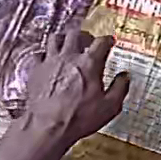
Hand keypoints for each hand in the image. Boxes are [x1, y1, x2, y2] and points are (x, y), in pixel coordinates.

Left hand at [13, 30, 128, 156]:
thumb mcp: (109, 107)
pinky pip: (38, 54)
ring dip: (63, 39)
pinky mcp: (35, 70)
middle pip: (76, 34)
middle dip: (84, 35)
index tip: (110, 41)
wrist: (48, 126)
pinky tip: (47, 60)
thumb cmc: (78, 117)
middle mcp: (69, 57)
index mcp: (89, 64)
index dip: (107, 40)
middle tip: (88, 40)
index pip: (101, 42)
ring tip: (67, 44)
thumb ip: (119, 88)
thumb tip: (125, 76)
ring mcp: (50, 62)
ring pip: (55, 38)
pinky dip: (44, 55)